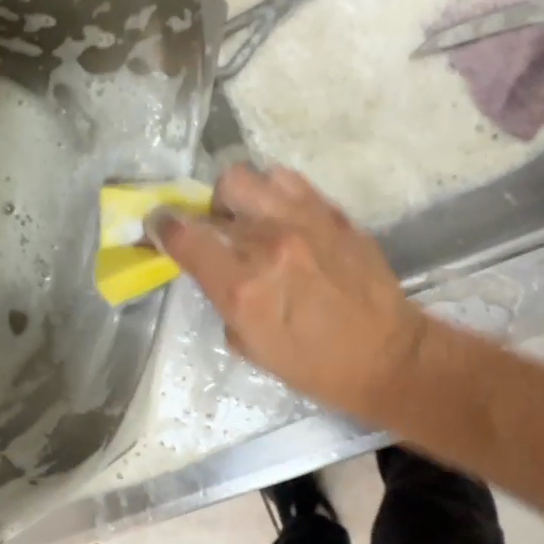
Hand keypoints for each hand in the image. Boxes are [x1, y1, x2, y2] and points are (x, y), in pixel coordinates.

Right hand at [152, 164, 432, 421]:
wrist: (386, 358)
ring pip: (253, 177)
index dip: (161, 226)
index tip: (157, 224)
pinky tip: (283, 216)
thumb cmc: (313, 366)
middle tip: (219, 229)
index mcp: (242, 286)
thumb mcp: (250, 346)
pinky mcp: (333, 215)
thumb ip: (223, 300)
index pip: (185, 236)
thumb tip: (214, 273)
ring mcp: (305, 222)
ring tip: (253, 218)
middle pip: (220, 193)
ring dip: (243, 196)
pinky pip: (290, 182)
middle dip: (209, 209)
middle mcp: (269, 243)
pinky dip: (276, 193)